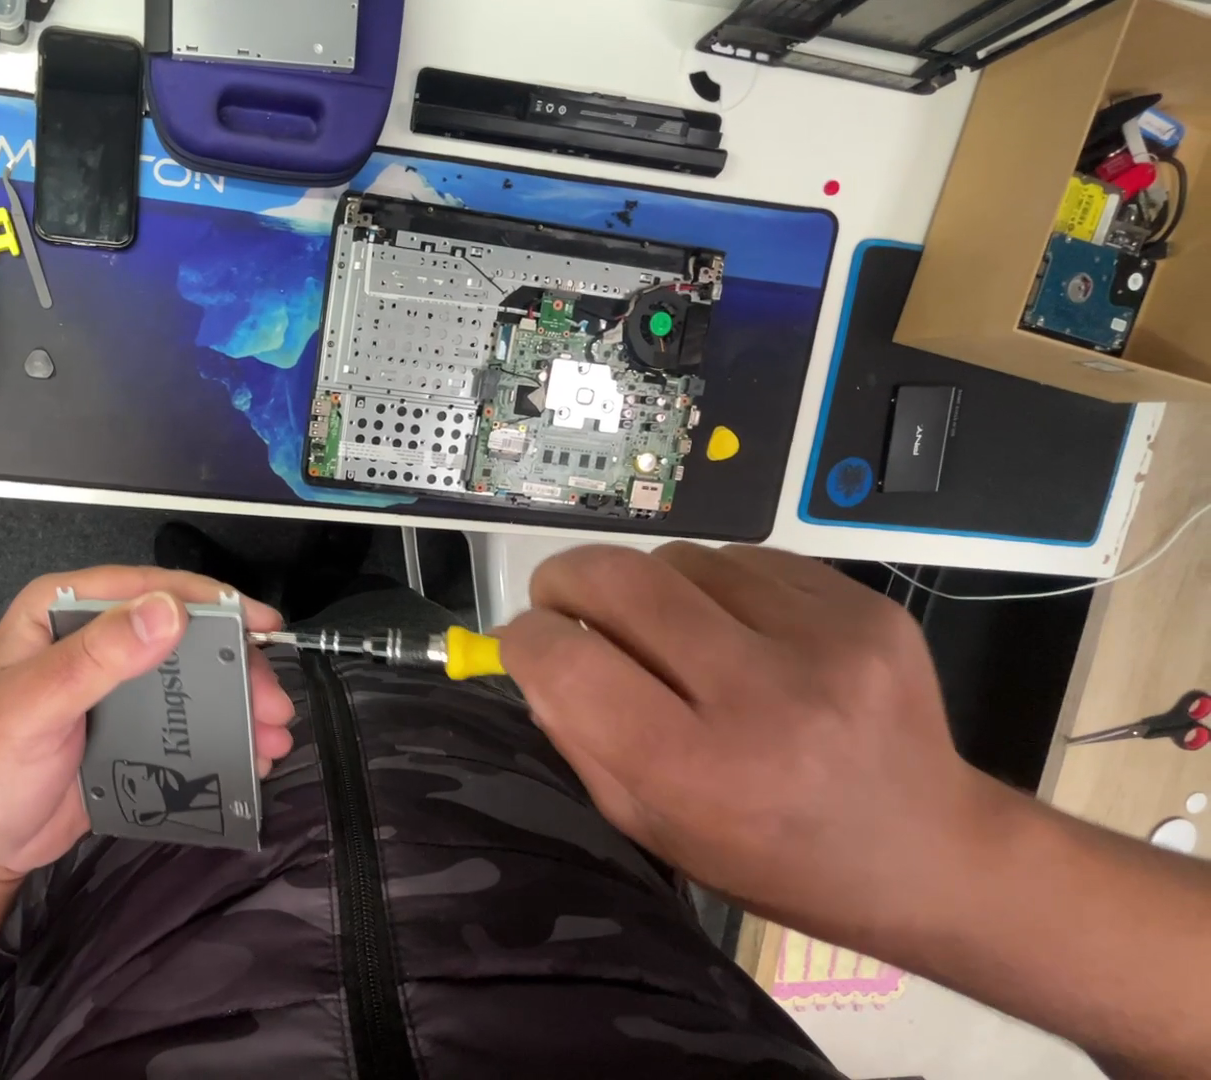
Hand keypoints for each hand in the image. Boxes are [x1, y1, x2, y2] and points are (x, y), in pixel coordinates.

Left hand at [0, 567, 295, 883]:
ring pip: (189, 676)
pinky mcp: (129, 728)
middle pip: (179, 633)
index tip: (259, 621)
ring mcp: (114, 685)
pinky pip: (184, 718)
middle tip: (272, 699)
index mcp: (61, 613)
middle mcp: (92, 639)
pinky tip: (248, 752)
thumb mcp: (33, 707)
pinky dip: (220, 732)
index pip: (143, 588)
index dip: (206, 600)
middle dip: (232, 663)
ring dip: (235, 700)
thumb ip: (96, 659)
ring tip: (272, 733)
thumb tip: (166, 612)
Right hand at [500, 543, 998, 936]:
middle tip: (561, 601)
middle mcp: (766, 697)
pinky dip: (710, 584)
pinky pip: (739, 558)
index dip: (526, 639)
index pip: (570, 664)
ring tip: (666, 631)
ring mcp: (825, 641)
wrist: (930, 851)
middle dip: (564, 580)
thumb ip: (576, 734)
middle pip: (616, 580)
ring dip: (645, 585)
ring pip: (675, 558)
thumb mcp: (647, 822)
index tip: (525, 642)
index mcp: (700, 770)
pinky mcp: (862, 606)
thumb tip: (534, 652)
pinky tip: (731, 627)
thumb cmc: (765, 854)